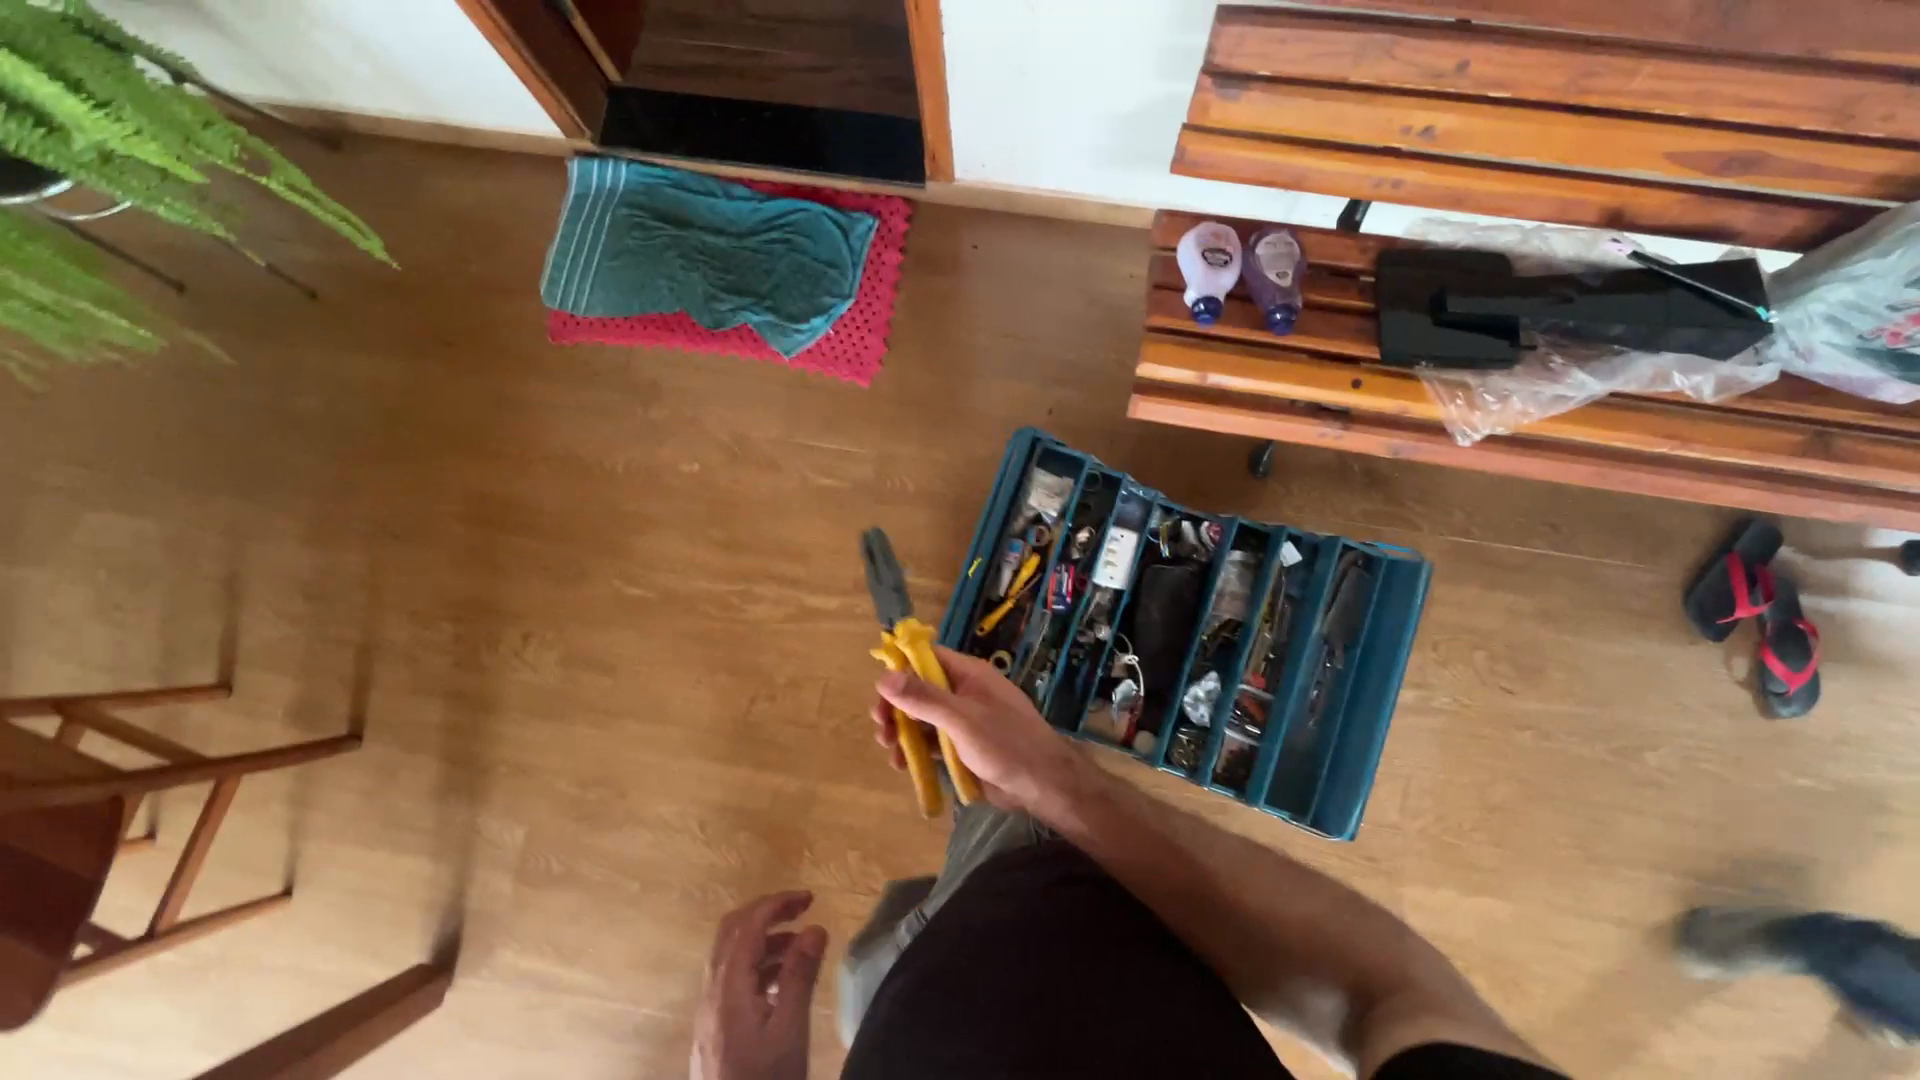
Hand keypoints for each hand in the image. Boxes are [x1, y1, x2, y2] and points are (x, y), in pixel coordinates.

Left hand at [690, 891, 826, 1079]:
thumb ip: (800, 975)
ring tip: (802, 948)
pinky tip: (783, 982)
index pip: (749, 925)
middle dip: (767, 913)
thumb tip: (814, 927)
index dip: (778, 903)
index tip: (811, 898)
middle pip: (732, 932)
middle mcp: (712, 992)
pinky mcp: (714, 1028)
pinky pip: (732, 978)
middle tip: (802, 911)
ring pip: (731, 955)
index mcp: (728, 986)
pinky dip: (758, 964)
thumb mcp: (790, 1029)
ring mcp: (709, 1011)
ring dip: (764, 939)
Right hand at [870, 645, 1091, 816]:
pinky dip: (915, 750)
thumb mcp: (962, 719)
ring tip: (889, 748)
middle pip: (919, 690)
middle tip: (880, 726)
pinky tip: (903, 765)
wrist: (1043, 784)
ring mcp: (963, 721)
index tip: (878, 688)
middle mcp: (964, 693)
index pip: (927, 659)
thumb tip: (883, 676)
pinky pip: (931, 743)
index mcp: (969, 675)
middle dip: (896, 707)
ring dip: (902, 731)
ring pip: (922, 719)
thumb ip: (924, 698)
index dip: (900, 668)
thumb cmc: (1006, 743)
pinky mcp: (962, 747)